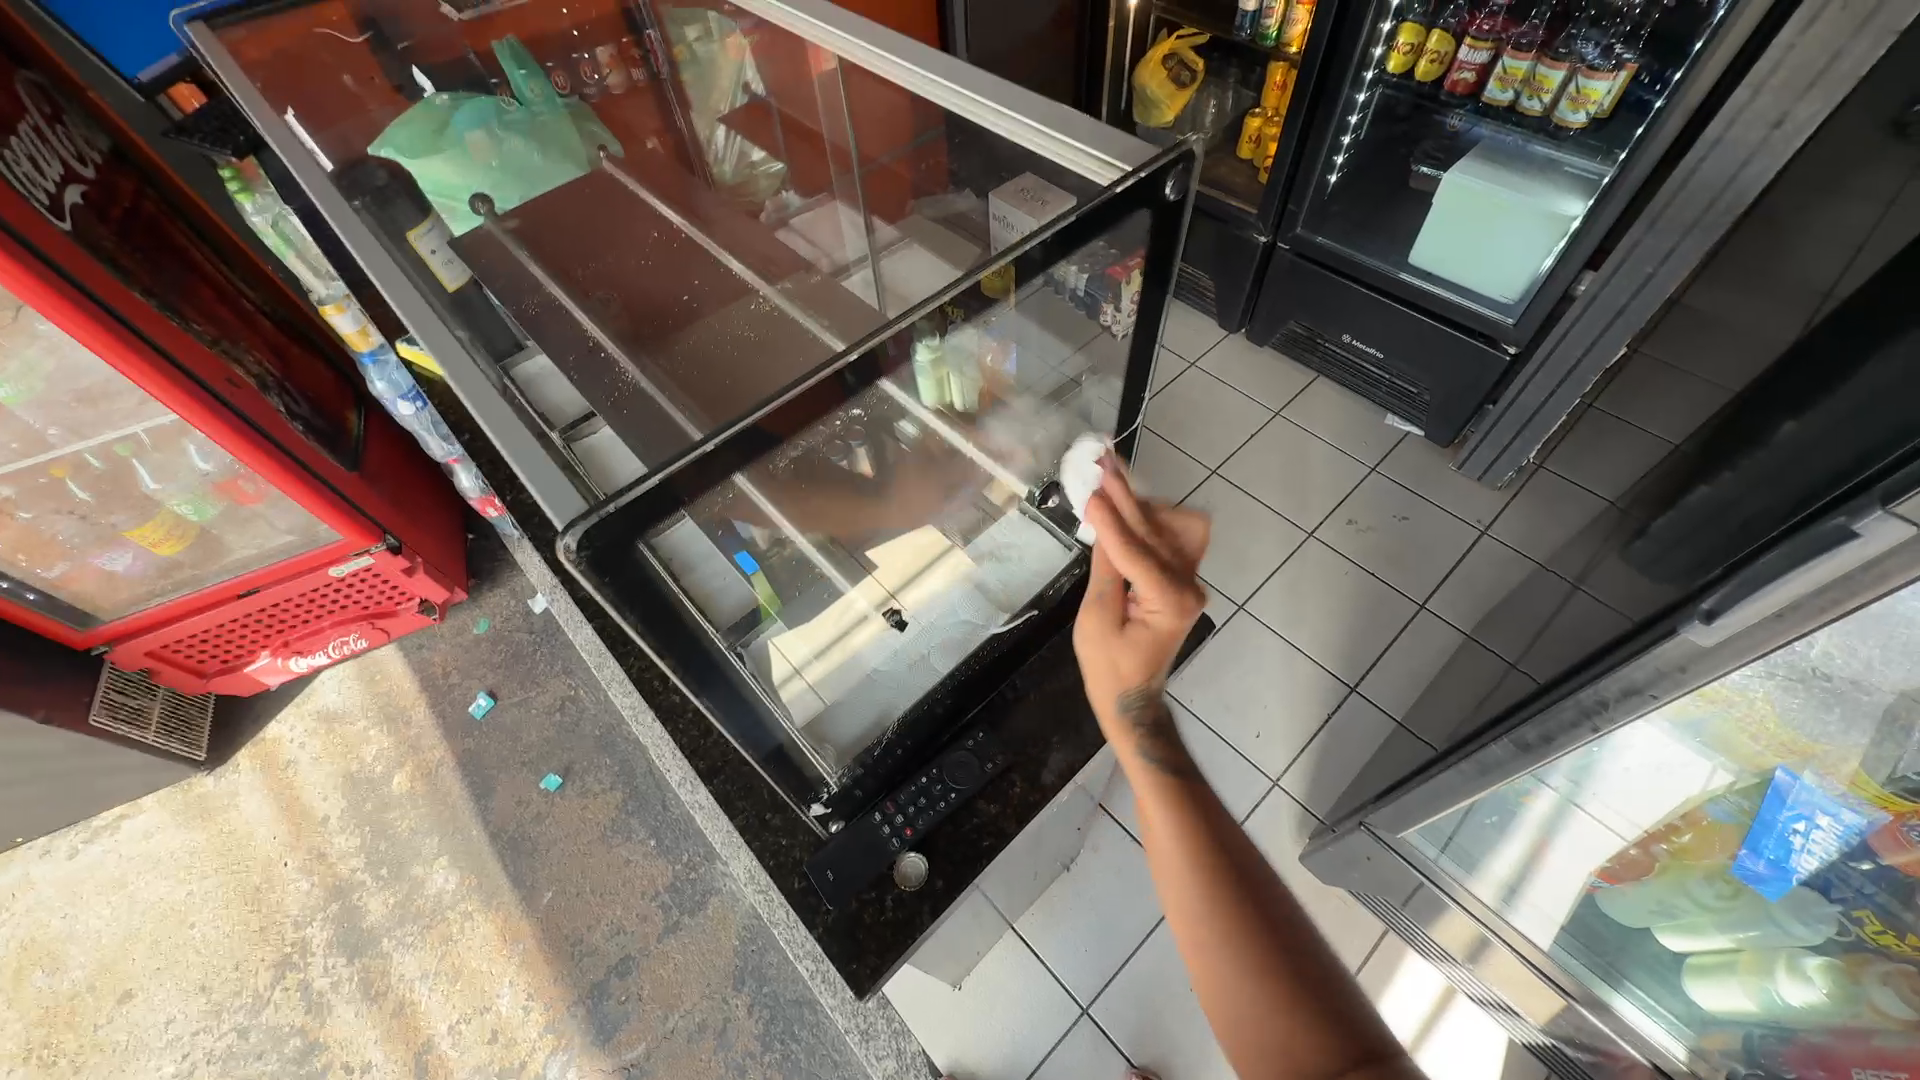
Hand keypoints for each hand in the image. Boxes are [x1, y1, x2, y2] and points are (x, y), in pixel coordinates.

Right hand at [1072, 454, 1210, 767]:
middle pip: (1156, 530)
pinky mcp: (1180, 580)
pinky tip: (1122, 508)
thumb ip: (1105, 568)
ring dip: (1139, 504)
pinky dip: (1147, 519)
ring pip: (1171, 526)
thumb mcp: (1095, 619)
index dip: (1111, 518)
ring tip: (1108, 479)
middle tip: (1102, 463)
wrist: (1130, 697)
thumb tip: (1102, 521)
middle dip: (1126, 497)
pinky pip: (1170, 538)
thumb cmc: (1108, 667)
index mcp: (1170, 601)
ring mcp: (1189, 582)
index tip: (1092, 487)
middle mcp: (1188, 586)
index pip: (1136, 548)